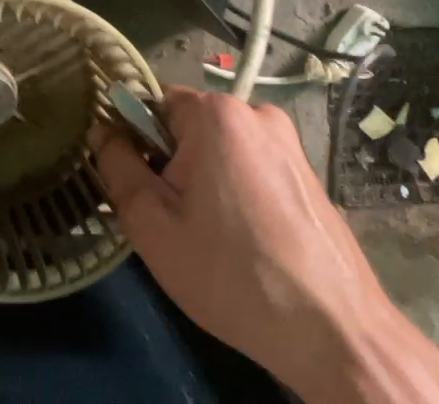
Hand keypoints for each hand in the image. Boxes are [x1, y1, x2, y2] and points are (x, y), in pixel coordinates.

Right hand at [93, 85, 438, 403]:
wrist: (335, 335)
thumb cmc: (231, 273)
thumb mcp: (151, 223)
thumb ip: (116, 166)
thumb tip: (103, 132)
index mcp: (217, 114)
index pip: (150, 103)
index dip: (135, 143)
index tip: (139, 187)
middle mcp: (258, 114)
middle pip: (186, 127)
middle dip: (170, 165)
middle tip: (171, 220)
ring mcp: (291, 145)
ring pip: (218, 150)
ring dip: (203, 181)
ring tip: (208, 237)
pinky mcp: (310, 176)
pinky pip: (250, 168)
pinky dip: (235, 194)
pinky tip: (242, 242)